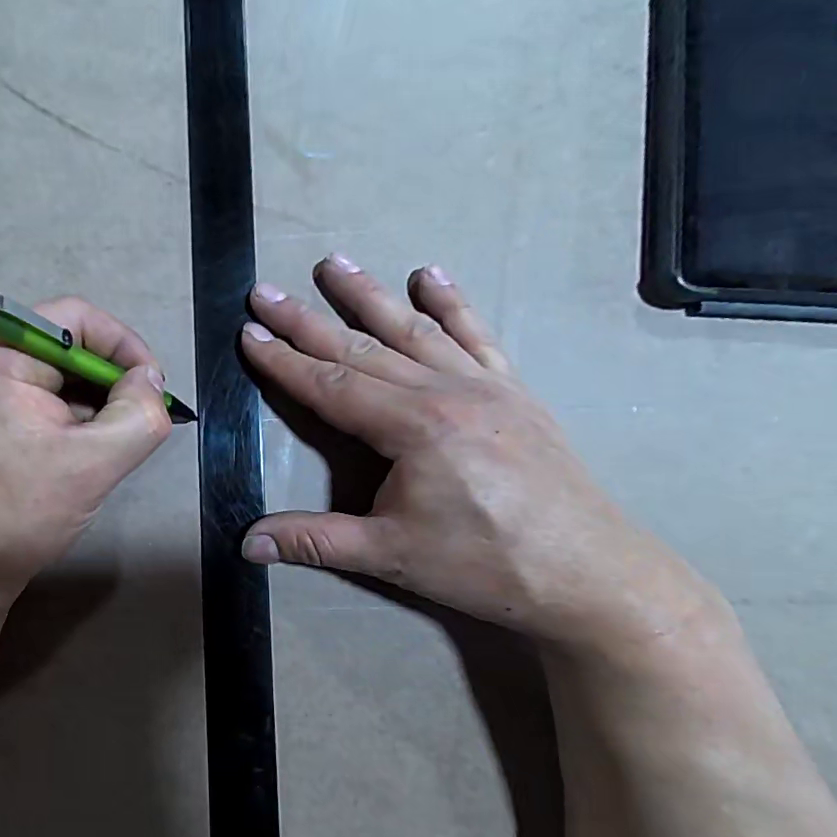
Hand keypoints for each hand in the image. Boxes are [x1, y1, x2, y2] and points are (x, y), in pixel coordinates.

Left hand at [0, 298, 174, 597]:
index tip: (150, 385)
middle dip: (106, 380)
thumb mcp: (96, 463)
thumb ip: (140, 412)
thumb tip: (150, 380)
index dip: (122, 344)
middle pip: (61, 346)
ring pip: (50, 375)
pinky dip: (65, 416)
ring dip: (88, 402)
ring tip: (104, 443)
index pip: (72, 318)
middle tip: (134, 419)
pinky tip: (77, 450)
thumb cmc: (22, 515)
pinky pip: (32, 397)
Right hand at [240, 256, 711, 652]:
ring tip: (334, 263)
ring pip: (414, 329)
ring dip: (369, 295)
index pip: (331, 385)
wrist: (590, 573)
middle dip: (307, 320)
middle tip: (265, 292)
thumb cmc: (486, 565)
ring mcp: (484, 385)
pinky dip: (451, 304)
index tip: (249, 334)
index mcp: (412, 426)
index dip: (284, 361)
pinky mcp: (514, 390)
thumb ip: (315, 541)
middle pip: (361, 347)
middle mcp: (445, 391)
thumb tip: (247, 544)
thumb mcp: (392, 555)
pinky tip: (430, 276)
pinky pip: (476, 335)